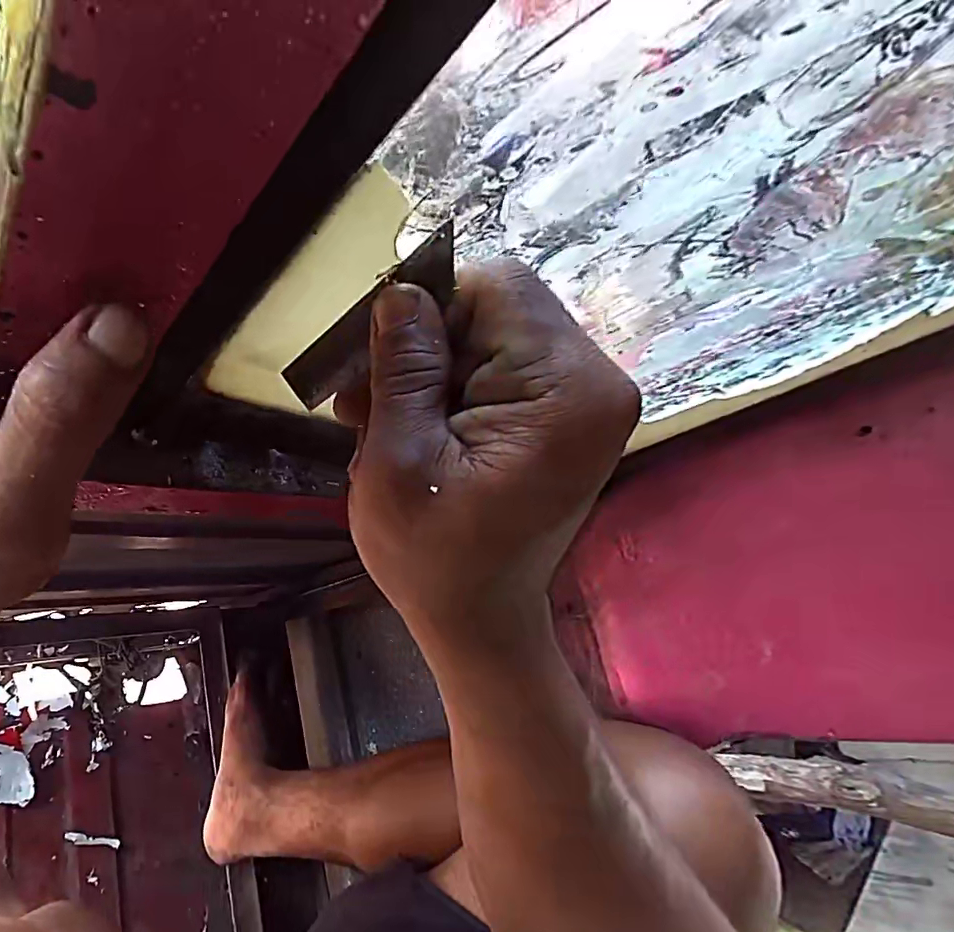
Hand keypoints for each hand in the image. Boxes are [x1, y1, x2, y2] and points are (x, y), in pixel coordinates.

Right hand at [335, 259, 638, 627]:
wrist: (477, 620)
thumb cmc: (430, 558)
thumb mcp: (398, 461)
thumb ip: (402, 370)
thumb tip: (398, 292)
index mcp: (565, 393)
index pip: (496, 289)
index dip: (424, 309)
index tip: (368, 357)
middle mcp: (594, 384)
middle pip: (495, 312)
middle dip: (419, 348)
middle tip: (360, 400)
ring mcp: (582, 402)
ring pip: (488, 340)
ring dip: (424, 373)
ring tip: (375, 423)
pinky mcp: (562, 419)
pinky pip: (496, 373)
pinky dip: (445, 393)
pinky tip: (408, 429)